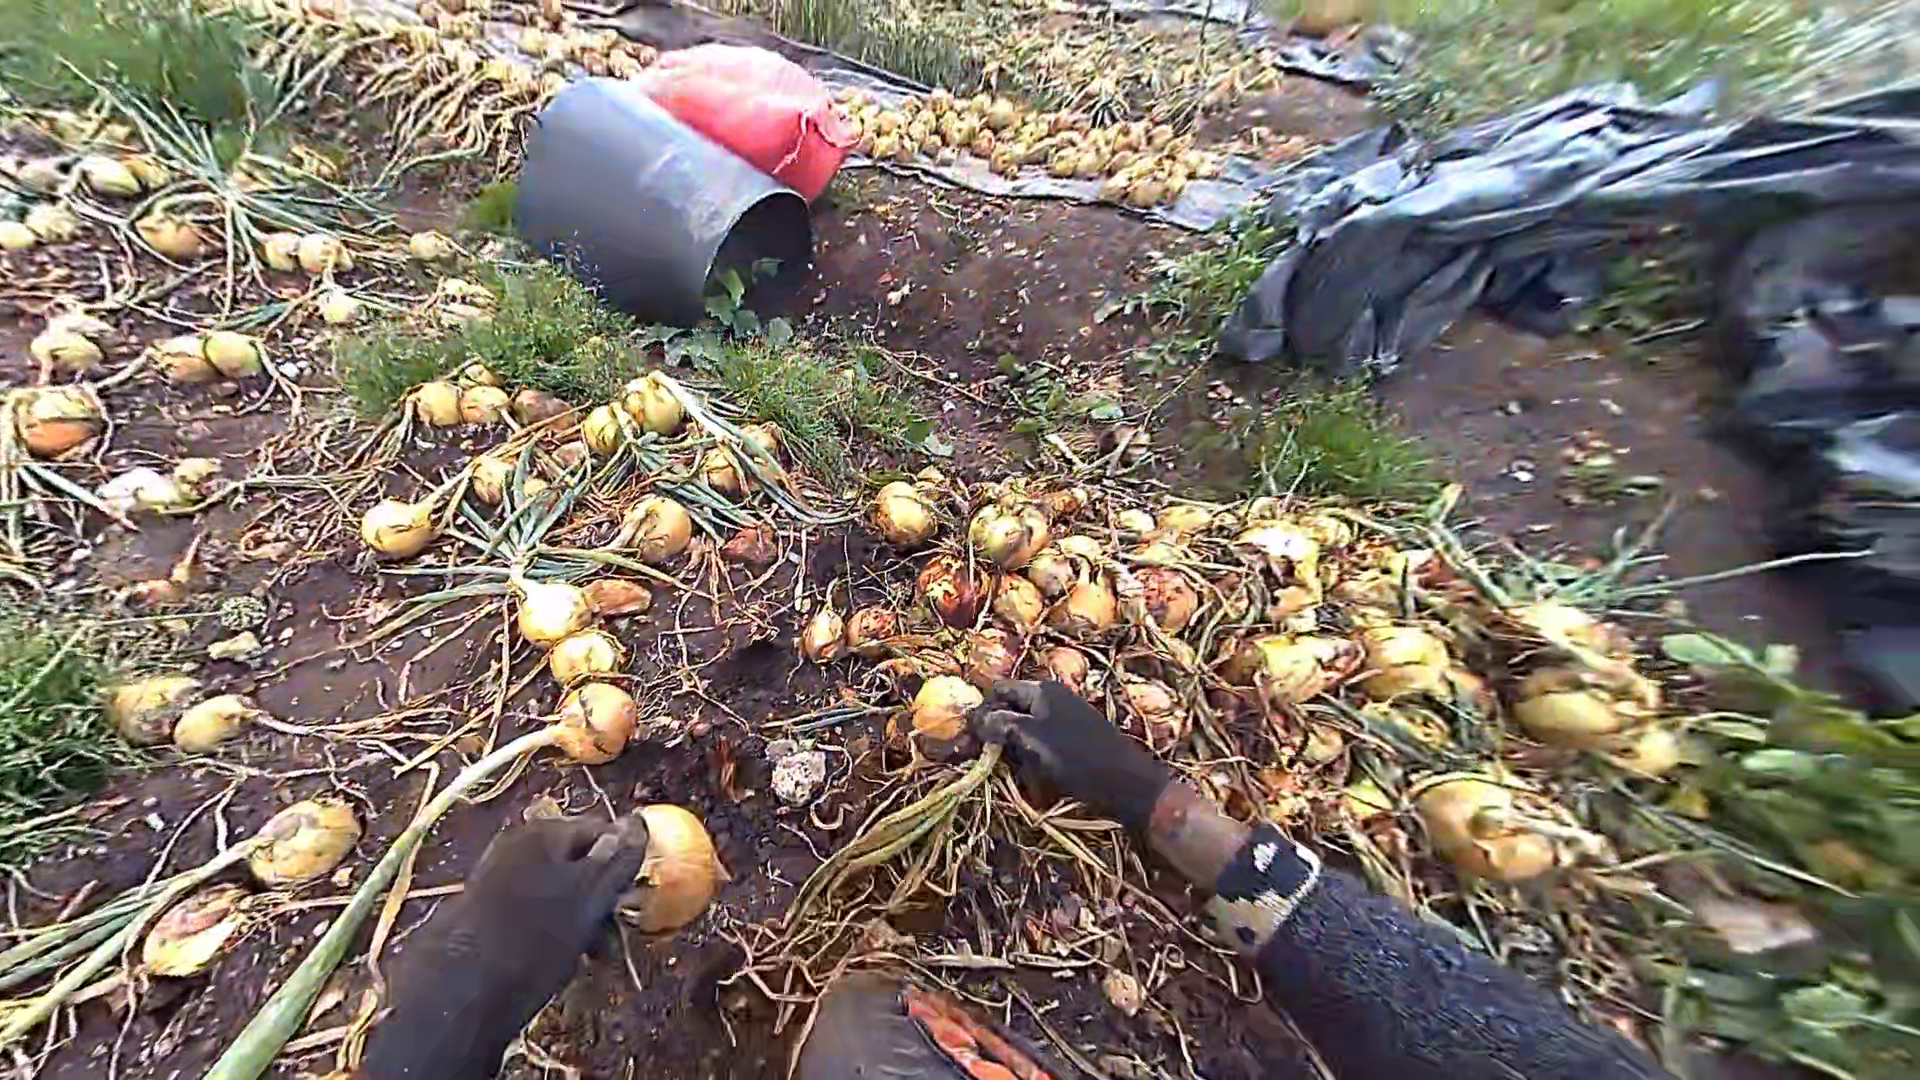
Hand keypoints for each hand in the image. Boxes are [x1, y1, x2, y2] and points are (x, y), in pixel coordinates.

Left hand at [362, 815, 648, 1079]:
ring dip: (576, 918)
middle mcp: (511, 849)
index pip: (602, 830)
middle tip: (611, 931)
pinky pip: (525, 915)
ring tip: (586, 952)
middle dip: (598, 897)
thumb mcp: (592, 894)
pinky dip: (545, 932)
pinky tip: (551, 960)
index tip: (630, 894)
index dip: (622, 861)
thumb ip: (621, 855)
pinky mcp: (470, 921)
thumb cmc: (534, 938)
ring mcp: (487, 884)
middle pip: (576, 863)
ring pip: (552, 893)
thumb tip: (638, 820)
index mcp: (542, 832)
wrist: (452, 1006)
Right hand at [972, 679, 1171, 831]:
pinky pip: (1042, 744)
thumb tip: (972, 717)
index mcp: (1042, 689)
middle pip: (1011, 709)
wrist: (1130, 786)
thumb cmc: (1079, 759)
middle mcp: (1053, 698)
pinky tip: (1034, 779)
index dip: (982, 711)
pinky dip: (1033, 759)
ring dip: (1014, 750)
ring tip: (1012, 772)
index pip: (999, 691)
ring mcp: (1066, 718)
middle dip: (997, 732)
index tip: (968, 739)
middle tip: (985, 759)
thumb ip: (1000, 724)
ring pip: (1026, 730)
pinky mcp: (1074, 740)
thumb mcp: (1033, 739)